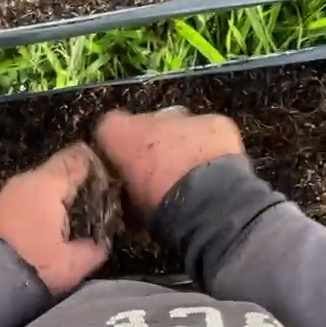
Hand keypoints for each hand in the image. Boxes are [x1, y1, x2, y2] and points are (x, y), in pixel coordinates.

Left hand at [0, 143, 109, 294]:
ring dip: (55, 198)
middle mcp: (27, 180)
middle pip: (59, 170)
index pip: (79, 158)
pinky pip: (25, 199)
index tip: (111, 183)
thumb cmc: (34, 266)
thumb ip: (94, 249)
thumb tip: (100, 244)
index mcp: (49, 184)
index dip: (98, 166)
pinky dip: (38, 208)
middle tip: (95, 205)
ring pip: (40, 185)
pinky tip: (44, 229)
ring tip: (70, 221)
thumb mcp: (73, 264)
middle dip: (77, 185)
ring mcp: (7, 193)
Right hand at [93, 107, 246, 214]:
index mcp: (121, 138)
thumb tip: (130, 197)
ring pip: (179, 126)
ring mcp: (185, 117)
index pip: (108, 129)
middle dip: (153, 145)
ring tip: (193, 174)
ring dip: (182, 144)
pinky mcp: (215, 122)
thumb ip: (127, 192)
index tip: (124, 164)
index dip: (117, 146)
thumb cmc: (161, 209)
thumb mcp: (132, 208)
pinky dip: (211, 146)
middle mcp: (150, 119)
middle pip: (146, 125)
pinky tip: (217, 169)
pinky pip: (209, 131)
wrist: (208, 203)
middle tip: (162, 174)